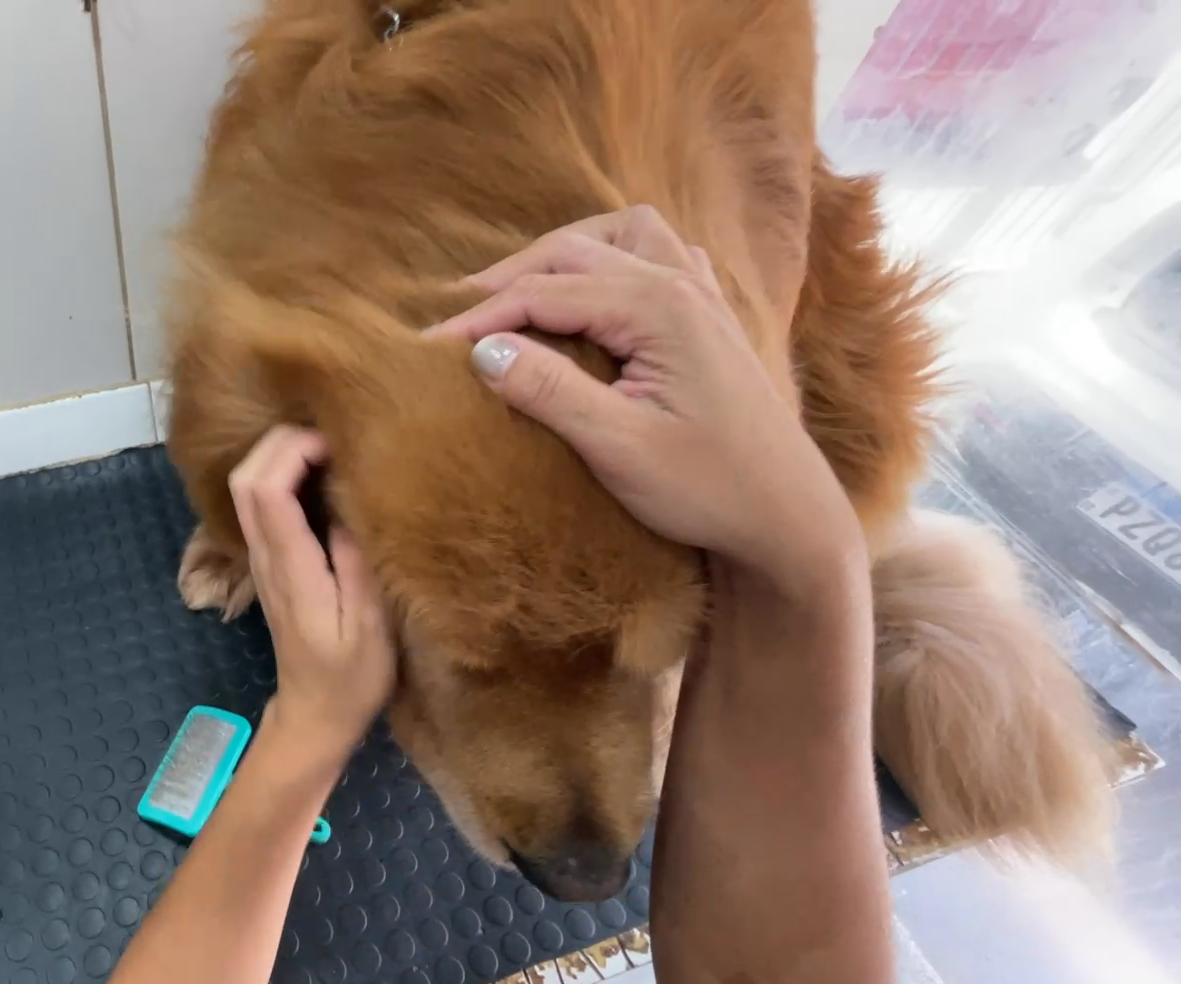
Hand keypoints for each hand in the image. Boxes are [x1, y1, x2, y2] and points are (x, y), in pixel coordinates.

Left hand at [229, 426, 396, 764]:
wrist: (313, 713)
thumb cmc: (350, 677)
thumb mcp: (372, 626)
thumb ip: (358, 561)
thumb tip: (351, 500)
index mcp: (291, 568)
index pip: (266, 489)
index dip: (293, 450)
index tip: (338, 440)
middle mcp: (264, 556)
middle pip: (246, 477)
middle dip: (282, 441)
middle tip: (335, 433)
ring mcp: (260, 559)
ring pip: (247, 487)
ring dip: (280, 455)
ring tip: (331, 447)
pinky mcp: (268, 563)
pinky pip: (261, 504)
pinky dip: (282, 475)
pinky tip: (320, 475)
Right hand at [432, 206, 863, 582]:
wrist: (785, 518)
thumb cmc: (705, 487)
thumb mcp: (616, 445)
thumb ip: (548, 390)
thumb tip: (482, 351)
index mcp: (658, 308)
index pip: (545, 294)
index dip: (481, 317)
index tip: (427, 345)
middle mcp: (680, 284)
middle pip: (574, 251)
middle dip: (508, 278)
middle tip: (458, 317)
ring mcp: (700, 297)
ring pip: (618, 237)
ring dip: (561, 255)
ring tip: (519, 290)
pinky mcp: (706, 318)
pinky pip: (655, 255)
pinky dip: (610, 260)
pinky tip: (596, 290)